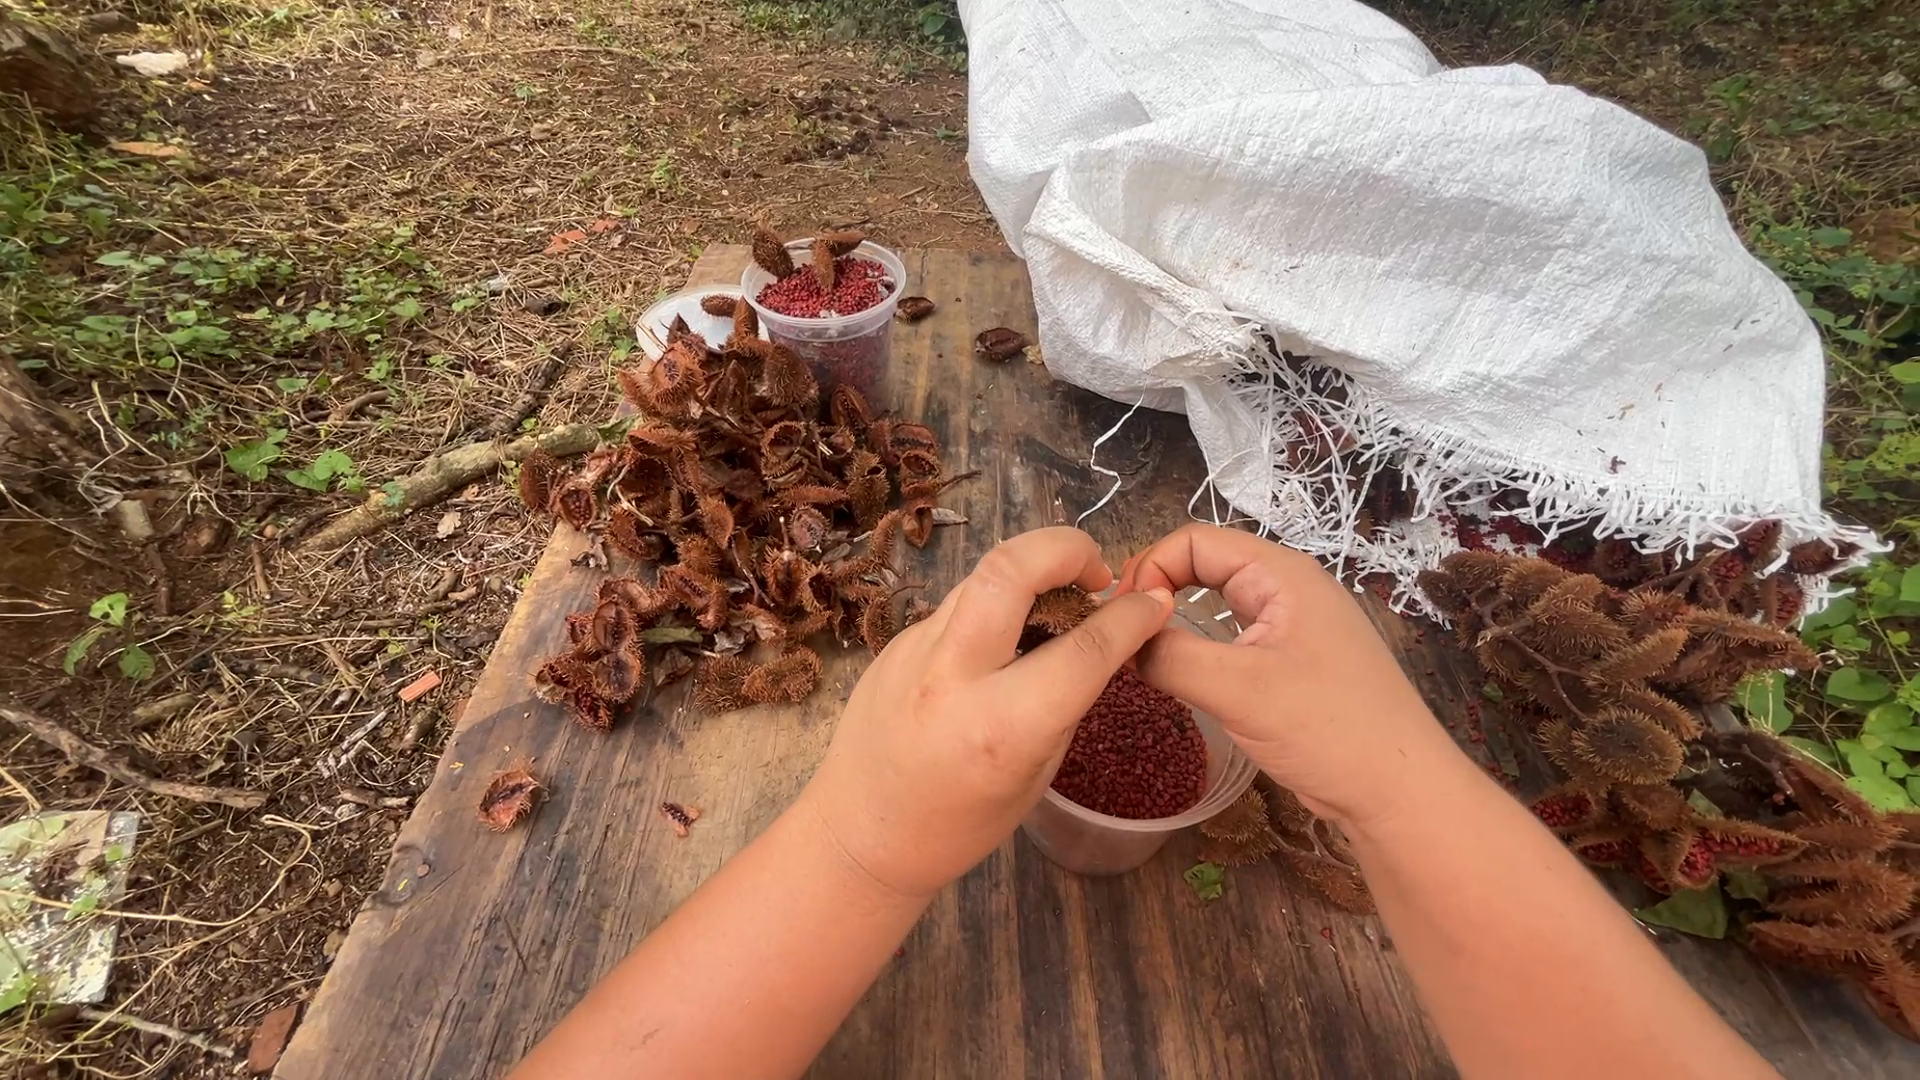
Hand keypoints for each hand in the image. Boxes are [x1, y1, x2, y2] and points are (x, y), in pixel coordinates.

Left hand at [797, 527, 1173, 899]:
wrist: (860, 832)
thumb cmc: (959, 825)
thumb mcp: (1036, 773)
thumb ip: (1068, 699)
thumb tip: (1099, 638)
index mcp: (1001, 726)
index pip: (1083, 649)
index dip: (1131, 618)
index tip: (1155, 603)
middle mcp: (954, 674)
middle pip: (1010, 568)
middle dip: (1066, 548)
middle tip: (1095, 571)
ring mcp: (915, 649)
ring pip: (983, 576)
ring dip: (1032, 571)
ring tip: (1056, 600)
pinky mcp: (896, 640)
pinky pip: (959, 603)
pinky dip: (997, 602)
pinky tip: (1007, 634)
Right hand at [1115, 524, 1470, 828]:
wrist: (1400, 797)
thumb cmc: (1328, 730)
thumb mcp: (1238, 689)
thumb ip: (1170, 655)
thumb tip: (1120, 641)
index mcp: (1280, 574)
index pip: (1194, 540)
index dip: (1151, 568)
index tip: (1122, 616)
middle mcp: (1284, 588)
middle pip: (1202, 564)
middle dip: (1156, 588)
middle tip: (1121, 630)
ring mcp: (1287, 625)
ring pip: (1212, 601)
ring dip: (1172, 617)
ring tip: (1138, 649)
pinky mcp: (1285, 661)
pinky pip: (1226, 635)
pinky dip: (1193, 645)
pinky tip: (1173, 670)